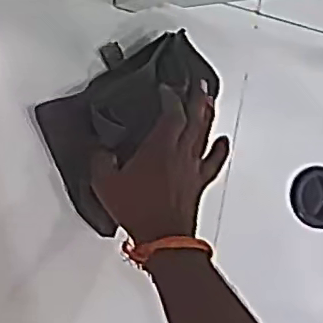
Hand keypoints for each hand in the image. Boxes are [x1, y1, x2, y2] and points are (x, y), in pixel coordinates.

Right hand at [90, 86, 229, 243]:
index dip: (170, 97)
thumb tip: (100, 150)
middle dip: (196, 99)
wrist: (163, 238)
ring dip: (207, 116)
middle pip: (195, 120)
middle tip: (197, 85)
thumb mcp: (104, 181)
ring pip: (205, 135)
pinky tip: (222, 142)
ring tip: (208, 102)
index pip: (171, 114)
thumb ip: (100, 159)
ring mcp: (192, 168)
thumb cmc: (137, 209)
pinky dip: (220, 149)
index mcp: (158, 148)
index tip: (166, 87)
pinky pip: (213, 161)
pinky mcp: (198, 182)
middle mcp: (180, 155)